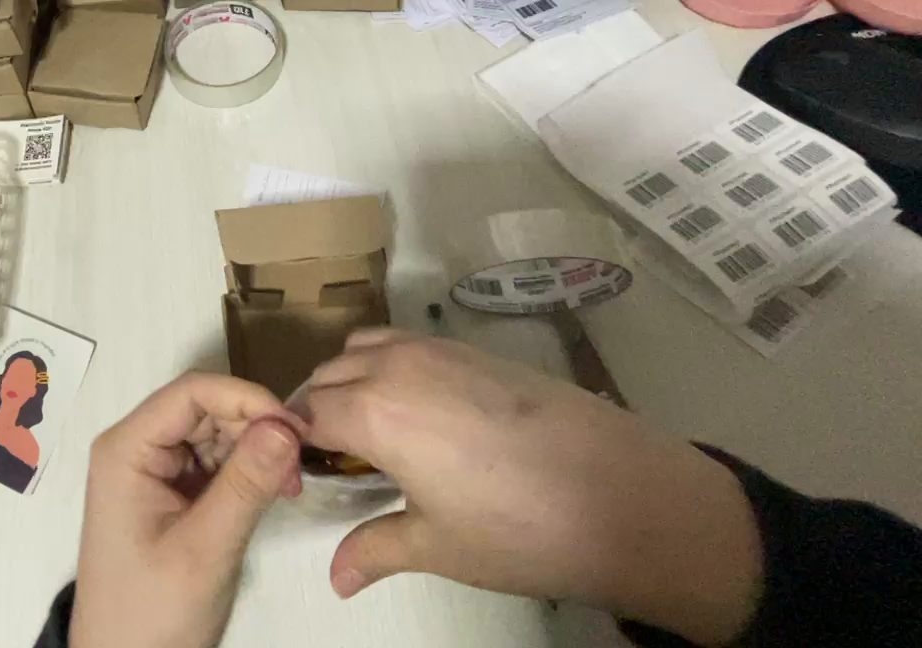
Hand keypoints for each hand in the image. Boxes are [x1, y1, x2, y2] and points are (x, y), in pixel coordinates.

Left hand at [69, 372, 305, 647]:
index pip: (190, 393)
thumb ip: (246, 486)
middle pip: (203, 408)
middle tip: (299, 466)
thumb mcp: (204, 551)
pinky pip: (213, 460)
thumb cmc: (152, 613)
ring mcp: (153, 466)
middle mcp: (137, 445)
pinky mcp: (170, 488)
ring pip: (213, 431)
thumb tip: (286, 426)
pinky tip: (269, 492)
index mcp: (127, 448)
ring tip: (288, 486)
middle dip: (254, 426)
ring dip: (254, 449)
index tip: (295, 427)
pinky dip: (245, 470)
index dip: (244, 398)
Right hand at [300, 331, 763, 646]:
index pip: (305, 413)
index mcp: (372, 412)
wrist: (626, 494)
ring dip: (347, 378)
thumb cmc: (521, 529)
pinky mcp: (464, 347)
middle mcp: (390, 366)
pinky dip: (384, 362)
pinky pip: (399, 341)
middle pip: (326, 376)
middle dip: (317, 410)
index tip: (304, 468)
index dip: (296, 441)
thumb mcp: (439, 546)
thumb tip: (335, 580)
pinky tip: (417, 404)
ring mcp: (430, 349)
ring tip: (370, 421)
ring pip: (359, 348)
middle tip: (334, 455)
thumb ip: (374, 550)